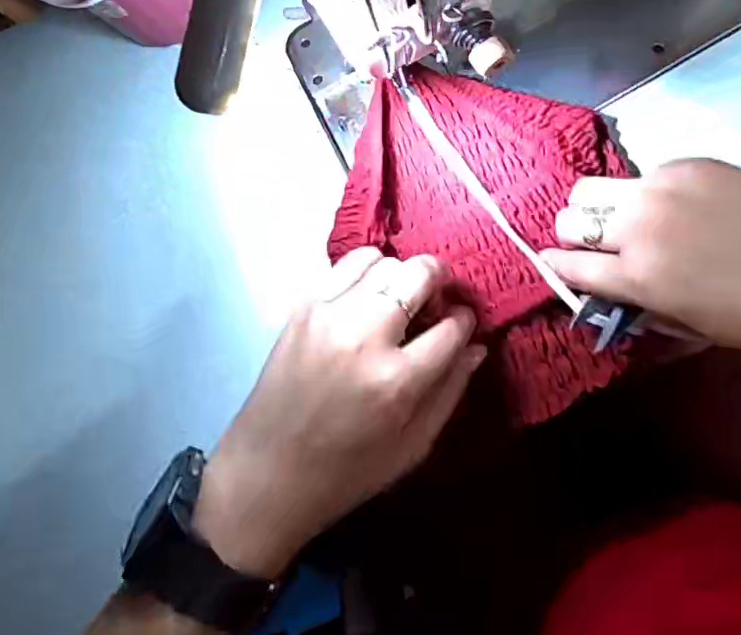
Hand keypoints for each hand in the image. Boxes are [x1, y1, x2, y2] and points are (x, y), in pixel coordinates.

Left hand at [195, 248, 484, 579]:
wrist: (264, 477)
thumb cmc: (347, 473)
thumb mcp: (413, 447)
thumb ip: (451, 390)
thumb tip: (476, 344)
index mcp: (396, 381)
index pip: (453, 325)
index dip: (465, 321)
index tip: (462, 325)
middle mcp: (364, 337)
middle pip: (420, 274)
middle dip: (440, 283)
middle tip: (435, 304)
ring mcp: (329, 315)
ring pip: (386, 262)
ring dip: (402, 278)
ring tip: (398, 303)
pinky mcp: (304, 307)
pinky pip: (348, 263)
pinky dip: (368, 271)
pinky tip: (368, 298)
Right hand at [540, 159, 740, 365]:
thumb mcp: (699, 330)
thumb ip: (644, 308)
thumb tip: (612, 293)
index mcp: (642, 276)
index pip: (569, 264)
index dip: (559, 268)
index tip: (560, 268)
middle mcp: (641, 222)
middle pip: (571, 212)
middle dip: (576, 233)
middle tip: (601, 249)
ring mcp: (666, 184)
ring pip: (601, 185)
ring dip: (605, 208)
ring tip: (635, 225)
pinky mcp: (693, 162)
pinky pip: (648, 176)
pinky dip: (649, 195)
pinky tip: (684, 211)